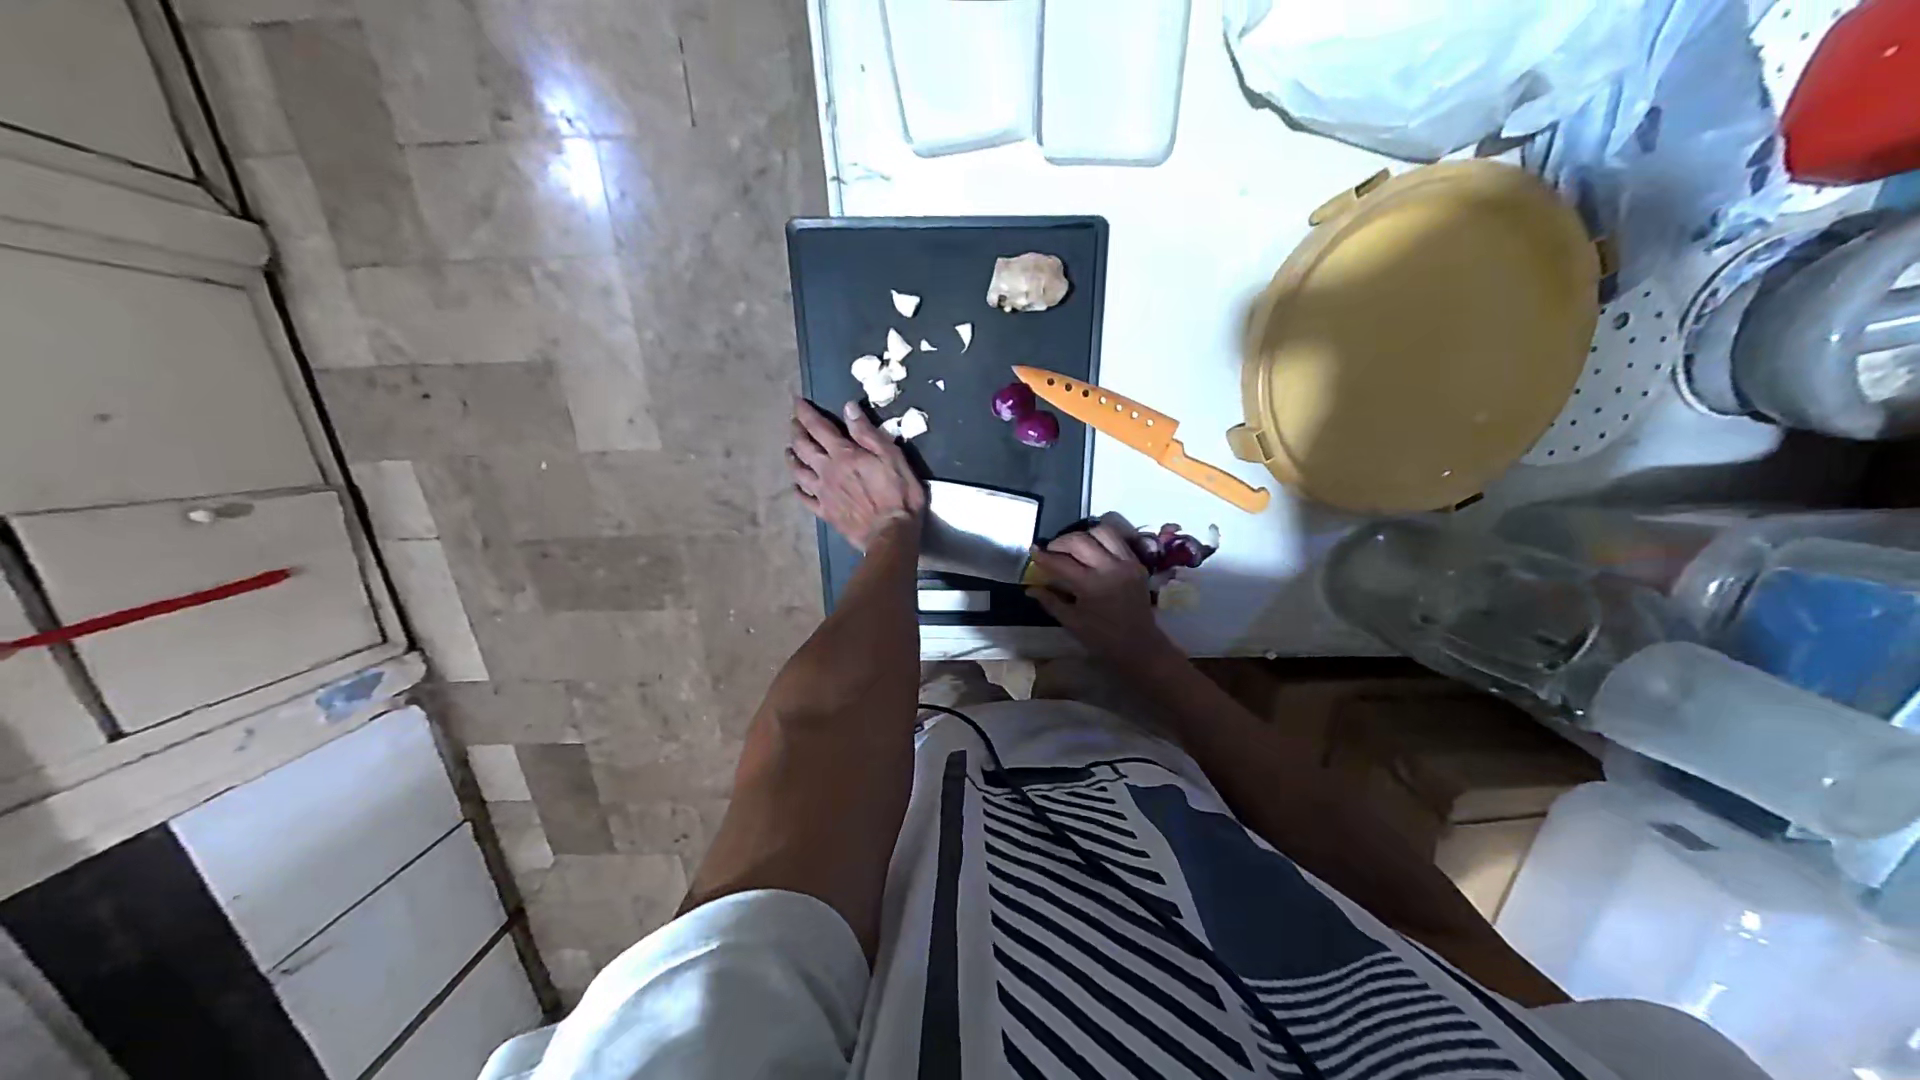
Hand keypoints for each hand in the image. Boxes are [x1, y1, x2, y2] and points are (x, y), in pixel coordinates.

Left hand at [788, 398, 926, 551]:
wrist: (891, 534)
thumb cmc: (898, 494)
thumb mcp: (892, 456)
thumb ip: (867, 433)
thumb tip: (848, 408)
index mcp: (843, 454)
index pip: (818, 427)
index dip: (804, 412)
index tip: (795, 401)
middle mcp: (826, 471)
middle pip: (803, 447)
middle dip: (796, 431)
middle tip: (793, 422)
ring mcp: (823, 493)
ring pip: (798, 471)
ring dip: (792, 458)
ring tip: (789, 450)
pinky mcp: (825, 513)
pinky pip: (804, 499)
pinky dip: (797, 490)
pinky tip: (796, 486)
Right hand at [1027, 522, 1178, 665]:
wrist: (1140, 645)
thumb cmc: (1102, 638)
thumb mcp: (1071, 622)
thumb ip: (1050, 600)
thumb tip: (1030, 587)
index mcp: (1091, 586)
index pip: (1061, 562)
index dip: (1043, 556)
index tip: (1033, 551)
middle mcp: (1110, 568)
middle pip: (1079, 540)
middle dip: (1060, 542)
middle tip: (1051, 550)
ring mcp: (1127, 563)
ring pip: (1102, 531)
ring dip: (1083, 536)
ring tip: (1074, 547)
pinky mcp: (1138, 563)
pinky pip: (1118, 540)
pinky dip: (1102, 541)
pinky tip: (1093, 551)